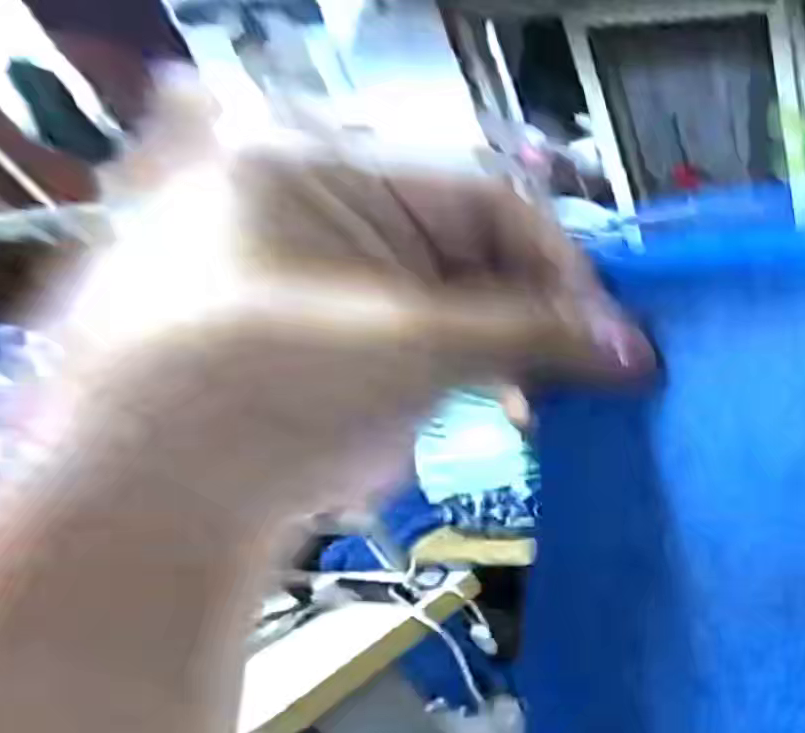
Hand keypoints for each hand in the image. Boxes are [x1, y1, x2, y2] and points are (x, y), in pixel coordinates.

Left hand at [16, 73, 653, 535]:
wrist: (162, 492)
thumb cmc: (272, 390)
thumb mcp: (418, 346)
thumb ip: (540, 337)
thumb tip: (642, 354)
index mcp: (327, 167)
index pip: (490, 199)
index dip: (564, 268)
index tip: (609, 338)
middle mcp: (342, 205)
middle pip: (491, 249)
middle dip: (551, 314)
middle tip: (596, 371)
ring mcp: (355, 271)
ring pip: (485, 297)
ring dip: (533, 347)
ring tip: (559, 398)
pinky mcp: (367, 328)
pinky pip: (462, 332)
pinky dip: (503, 367)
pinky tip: (523, 405)